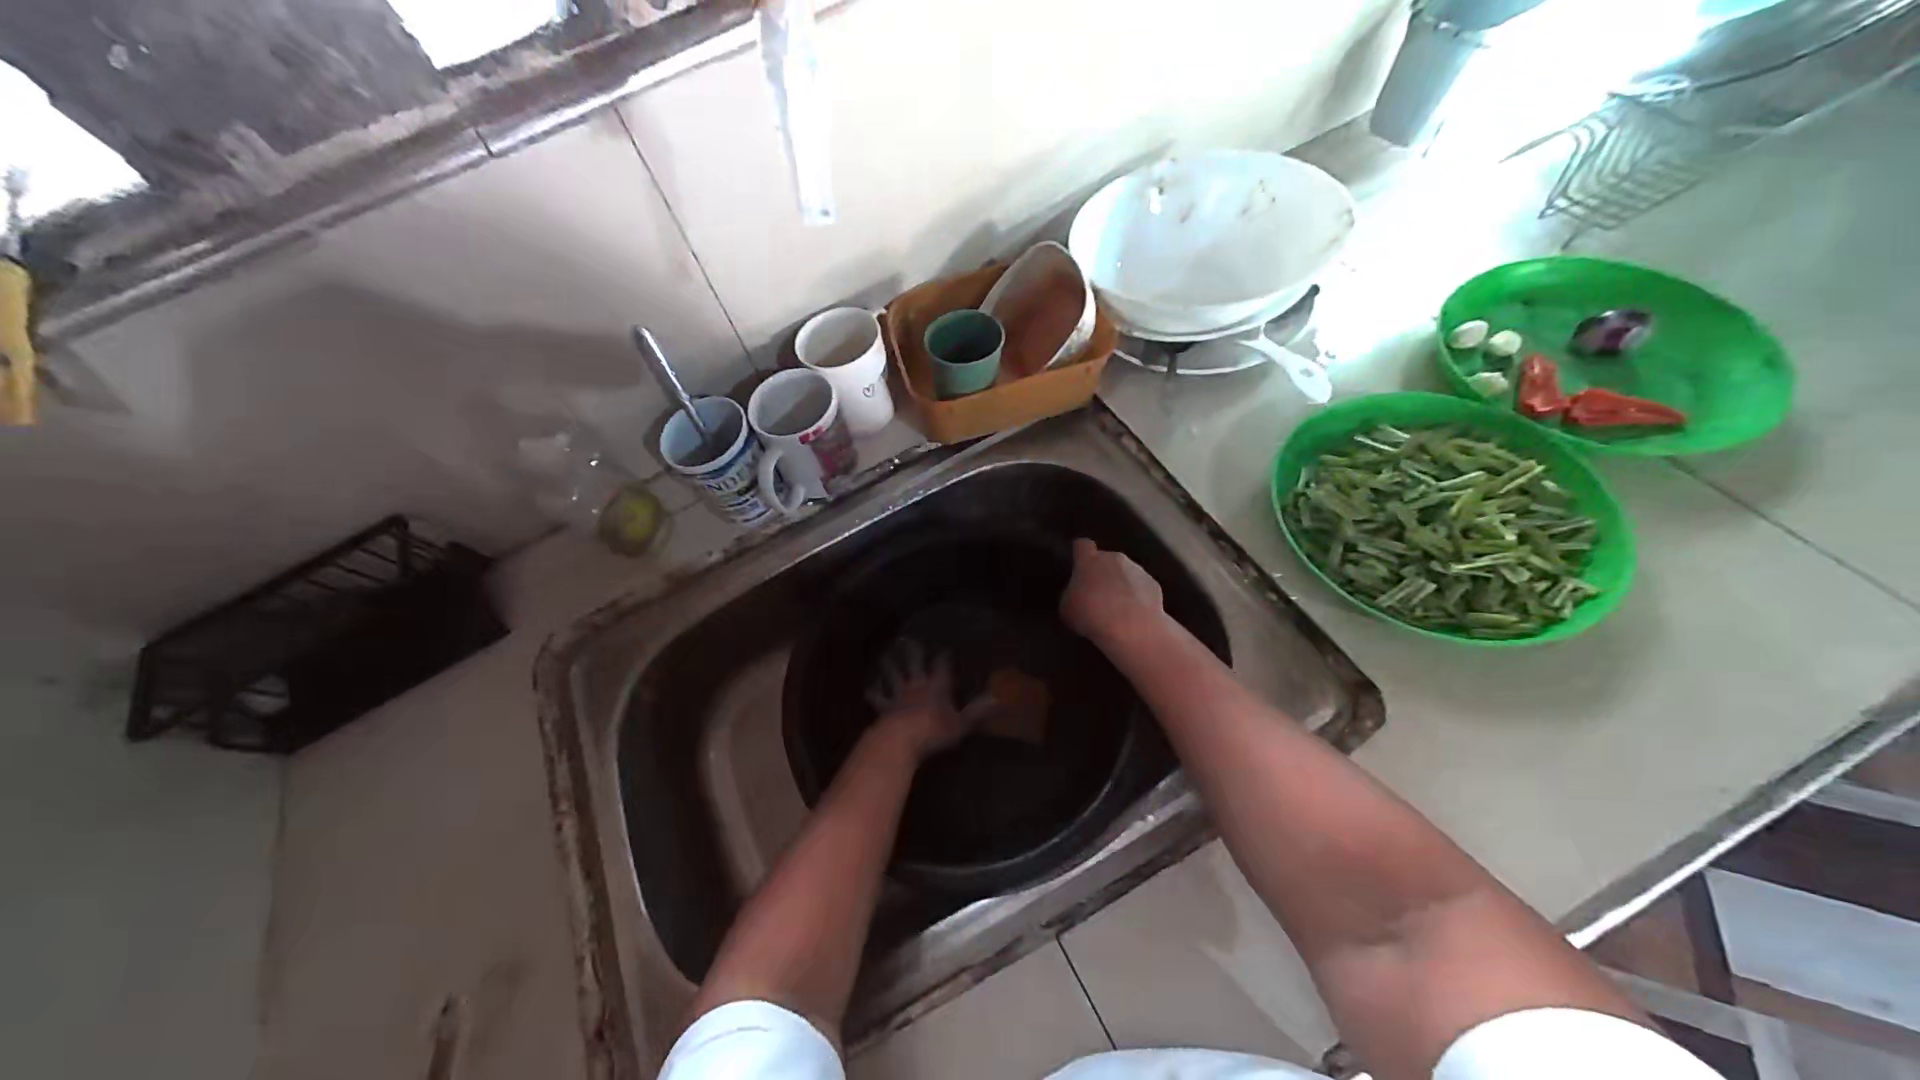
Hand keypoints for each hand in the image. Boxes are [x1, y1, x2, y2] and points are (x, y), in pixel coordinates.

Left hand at [865, 640, 993, 759]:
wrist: (899, 740)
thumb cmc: (934, 731)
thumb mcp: (962, 724)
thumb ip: (979, 711)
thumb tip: (1000, 698)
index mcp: (937, 686)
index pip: (942, 665)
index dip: (944, 656)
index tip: (946, 647)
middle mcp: (917, 684)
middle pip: (914, 662)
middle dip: (913, 651)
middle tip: (909, 638)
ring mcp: (898, 694)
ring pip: (893, 674)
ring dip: (889, 665)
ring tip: (885, 655)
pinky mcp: (884, 707)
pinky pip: (877, 697)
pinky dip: (873, 691)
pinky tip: (869, 688)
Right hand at [1059, 538, 1164, 644]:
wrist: (1132, 628)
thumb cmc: (1092, 615)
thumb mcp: (1067, 608)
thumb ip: (1071, 594)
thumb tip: (1077, 593)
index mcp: (1089, 560)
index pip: (1082, 545)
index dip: (1080, 553)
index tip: (1078, 563)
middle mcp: (1114, 558)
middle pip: (1106, 559)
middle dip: (1102, 572)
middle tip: (1097, 594)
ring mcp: (1137, 570)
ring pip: (1125, 572)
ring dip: (1121, 584)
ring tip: (1118, 608)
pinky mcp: (1153, 584)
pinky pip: (1141, 587)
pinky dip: (1137, 596)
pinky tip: (1134, 614)